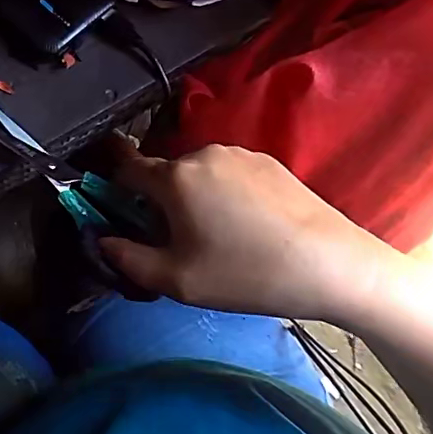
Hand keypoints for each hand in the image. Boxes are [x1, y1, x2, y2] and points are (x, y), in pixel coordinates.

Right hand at [98, 140, 406, 321]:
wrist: (329, 263)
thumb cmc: (247, 274)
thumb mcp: (178, 280)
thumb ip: (129, 259)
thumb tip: (103, 240)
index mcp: (175, 177)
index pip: (125, 168)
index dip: (113, 186)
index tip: (115, 208)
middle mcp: (203, 153)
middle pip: (164, 173)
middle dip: (159, 201)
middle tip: (176, 242)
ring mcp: (239, 153)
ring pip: (198, 173)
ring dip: (193, 197)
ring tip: (218, 237)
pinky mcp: (268, 160)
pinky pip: (229, 173)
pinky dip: (224, 193)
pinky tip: (247, 226)